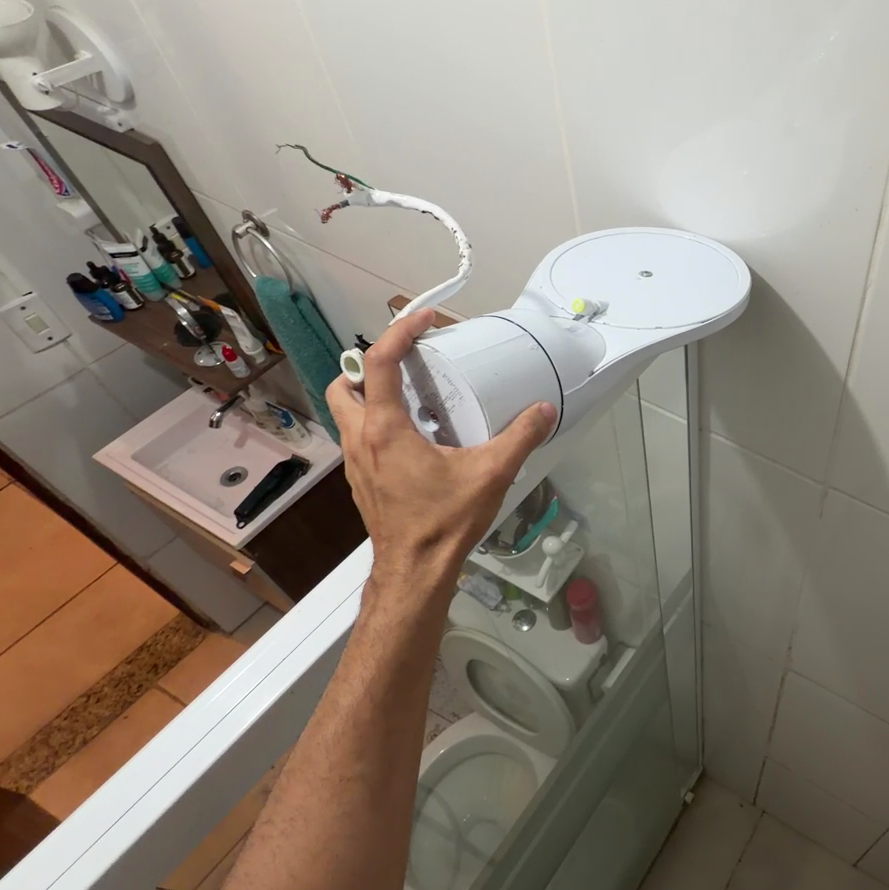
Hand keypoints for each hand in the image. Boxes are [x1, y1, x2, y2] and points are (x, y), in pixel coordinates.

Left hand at [325, 309, 556, 617]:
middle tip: (405, 365)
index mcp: (386, 429)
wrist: (415, 571)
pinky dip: (376, 425)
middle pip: (344, 385)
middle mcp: (362, 440)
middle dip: (367, 365)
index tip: (424, 319)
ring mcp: (357, 464)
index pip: (378, 363)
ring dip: (367, 395)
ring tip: (408, 398)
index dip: (399, 332)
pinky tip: (412, 439)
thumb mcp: (492, 474)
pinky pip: (359, 439)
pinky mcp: (362, 483)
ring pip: (345, 414)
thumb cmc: (445, 520)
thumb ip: (520, 438)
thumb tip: (544, 410)